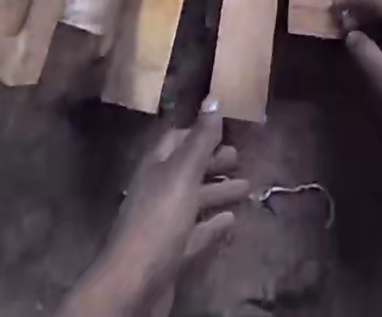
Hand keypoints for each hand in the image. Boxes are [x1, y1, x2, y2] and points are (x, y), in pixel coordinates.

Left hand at [59, 104, 247, 316]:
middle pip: (189, 168)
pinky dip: (213, 224)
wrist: (133, 284)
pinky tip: (232, 221)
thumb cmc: (159, 219)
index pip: (179, 139)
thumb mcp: (183, 173)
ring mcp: (165, 221)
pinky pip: (196, 231)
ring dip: (218, 191)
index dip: (201, 132)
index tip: (227, 128)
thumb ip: (200, 138)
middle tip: (240, 156)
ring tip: (247, 187)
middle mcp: (159, 189)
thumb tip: (214, 97)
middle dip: (213, 161)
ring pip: (195, 199)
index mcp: (157, 165)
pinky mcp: (172, 252)